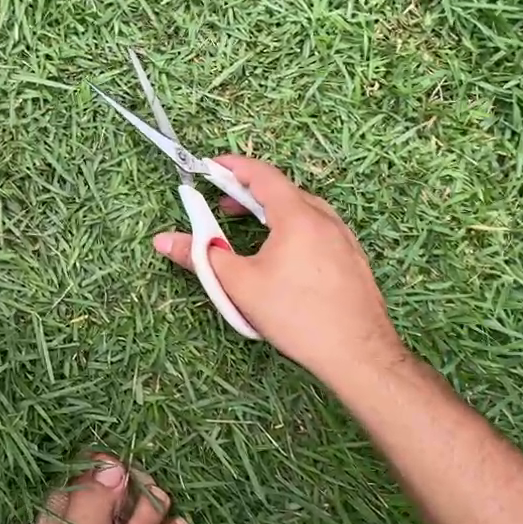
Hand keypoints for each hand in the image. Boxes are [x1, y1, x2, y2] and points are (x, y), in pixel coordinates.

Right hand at [151, 155, 405, 382]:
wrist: (360, 357)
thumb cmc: (295, 315)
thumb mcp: (237, 283)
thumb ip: (199, 255)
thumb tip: (162, 240)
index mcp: (298, 218)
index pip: (263, 175)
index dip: (233, 166)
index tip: (209, 166)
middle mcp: (325, 221)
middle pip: (283, 190)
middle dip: (247, 191)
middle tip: (220, 204)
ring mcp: (344, 241)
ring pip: (303, 209)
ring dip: (270, 209)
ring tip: (247, 227)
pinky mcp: (353, 261)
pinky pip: (317, 228)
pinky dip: (291, 225)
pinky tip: (280, 251)